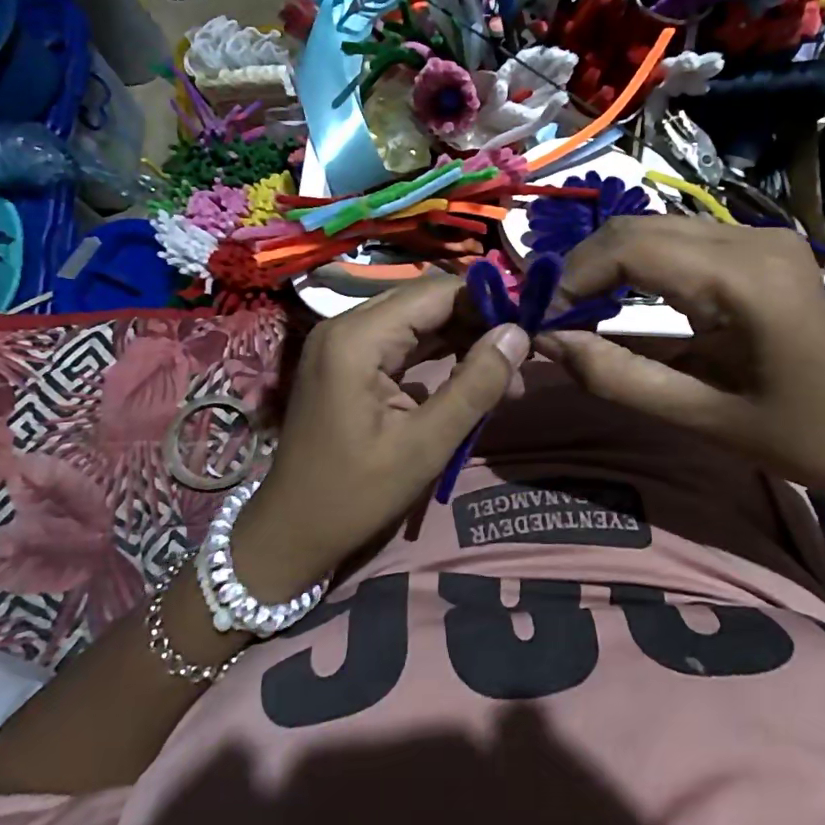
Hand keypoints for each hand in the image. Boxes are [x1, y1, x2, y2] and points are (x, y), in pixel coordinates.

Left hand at [233, 274, 530, 589]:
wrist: (292, 532)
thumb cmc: (355, 494)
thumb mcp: (425, 445)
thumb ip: (474, 386)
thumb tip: (518, 334)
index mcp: (357, 338)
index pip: (436, 292)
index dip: (488, 300)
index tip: (532, 322)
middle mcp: (347, 326)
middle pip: (427, 302)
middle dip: (478, 323)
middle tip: (524, 355)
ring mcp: (344, 344)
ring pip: (418, 322)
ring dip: (463, 341)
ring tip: (509, 374)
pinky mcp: (349, 364)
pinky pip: (403, 345)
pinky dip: (440, 357)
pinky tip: (474, 379)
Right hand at [536, 216, 824, 493]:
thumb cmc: (792, 437)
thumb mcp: (696, 416)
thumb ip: (615, 376)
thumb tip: (545, 341)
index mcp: (745, 279)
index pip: (632, 248)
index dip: (575, 276)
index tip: (543, 319)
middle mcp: (754, 238)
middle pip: (639, 227)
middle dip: (586, 267)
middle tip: (556, 316)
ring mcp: (762, 235)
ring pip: (656, 228)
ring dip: (610, 264)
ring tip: (582, 311)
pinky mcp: (761, 245)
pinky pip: (681, 240)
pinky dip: (641, 265)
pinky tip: (624, 300)